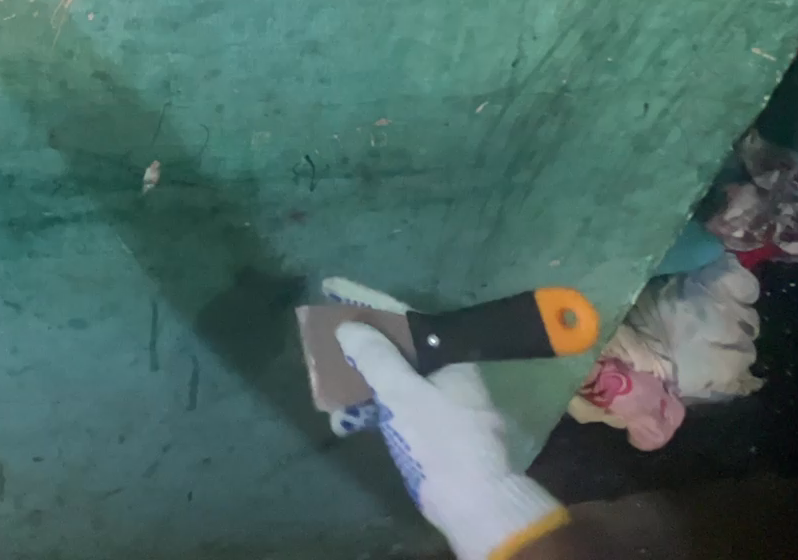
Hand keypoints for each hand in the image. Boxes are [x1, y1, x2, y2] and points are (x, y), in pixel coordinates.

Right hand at [327, 278, 567, 559]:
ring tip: (324, 387)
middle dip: (353, 344)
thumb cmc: (441, 442)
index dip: (363, 300)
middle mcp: (441, 372)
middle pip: (390, 346)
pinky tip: (343, 421)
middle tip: (320, 337)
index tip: (330, 287)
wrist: (477, 510)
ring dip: (354, 381)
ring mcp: (434, 402)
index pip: (398, 316)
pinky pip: (390, 407)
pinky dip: (366, 409)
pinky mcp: (425, 430)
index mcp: (445, 356)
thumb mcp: (403, 395)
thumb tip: (348, 325)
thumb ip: (376, 357)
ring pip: (386, 378)